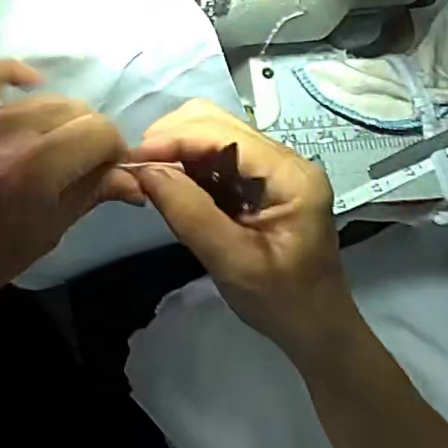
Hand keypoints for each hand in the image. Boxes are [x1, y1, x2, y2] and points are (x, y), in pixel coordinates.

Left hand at [0, 60, 136, 378]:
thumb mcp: (44, 235)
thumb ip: (90, 195)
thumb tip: (134, 182)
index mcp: (38, 167)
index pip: (102, 132)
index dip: (116, 152)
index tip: (113, 173)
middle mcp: (14, 129)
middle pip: (79, 112)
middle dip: (93, 139)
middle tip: (88, 169)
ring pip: (47, 99)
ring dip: (64, 122)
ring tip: (58, 150)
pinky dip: (18, 74)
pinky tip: (32, 86)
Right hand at [130, 99, 360, 365]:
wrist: (315, 326)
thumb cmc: (281, 302)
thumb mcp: (233, 264)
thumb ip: (190, 214)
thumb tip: (145, 171)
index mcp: (290, 176)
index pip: (223, 135)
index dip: (174, 140)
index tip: (132, 160)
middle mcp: (284, 158)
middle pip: (216, 121)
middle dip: (171, 137)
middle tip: (138, 168)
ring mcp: (273, 163)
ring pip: (213, 129)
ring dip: (177, 146)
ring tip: (151, 174)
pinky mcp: (259, 174)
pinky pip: (216, 150)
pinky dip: (187, 158)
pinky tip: (172, 181)